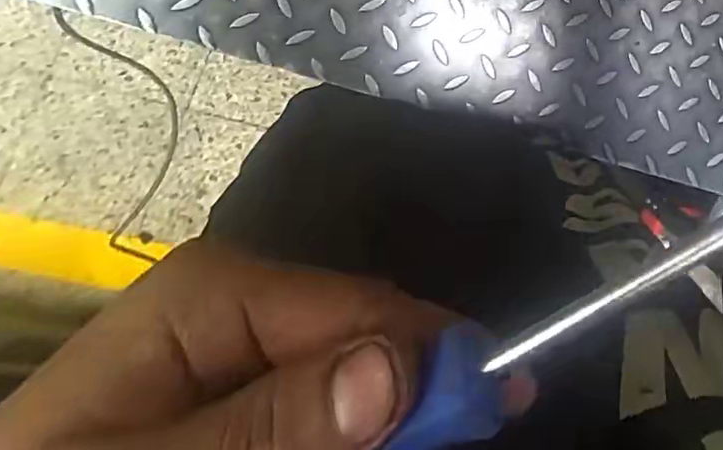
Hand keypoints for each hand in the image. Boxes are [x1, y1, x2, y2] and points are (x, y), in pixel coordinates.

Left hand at [0, 240, 532, 449]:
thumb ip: (273, 423)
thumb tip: (395, 367)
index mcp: (222, 286)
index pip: (356, 306)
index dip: (430, 353)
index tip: (500, 403)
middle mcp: (243, 300)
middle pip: (360, 341)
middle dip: (409, 398)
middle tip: (469, 431)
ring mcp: (242, 345)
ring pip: (347, 379)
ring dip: (383, 422)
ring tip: (425, 435)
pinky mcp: (240, 389)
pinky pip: (313, 401)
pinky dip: (346, 428)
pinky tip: (371, 433)